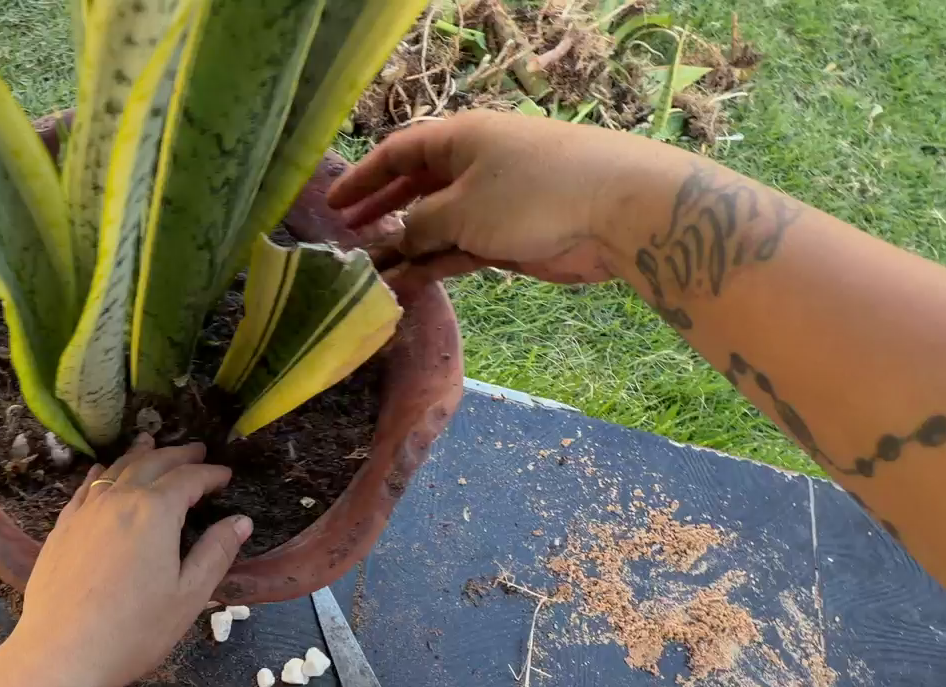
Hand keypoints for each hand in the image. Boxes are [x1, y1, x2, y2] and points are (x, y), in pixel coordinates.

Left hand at [7, 433, 251, 686]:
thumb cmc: (134, 631)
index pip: (188, 479)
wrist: (61, 654)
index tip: (225, 475)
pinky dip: (102, 473)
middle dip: (178, 455)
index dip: (210, 474)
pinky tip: (102, 472)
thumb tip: (240, 521)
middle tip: (197, 450)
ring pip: (116, 470)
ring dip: (139, 455)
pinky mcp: (62, 528)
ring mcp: (84, 512)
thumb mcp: (188, 596)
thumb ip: (216, 553)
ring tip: (151, 443)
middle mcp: (117, 500)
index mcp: (154, 512)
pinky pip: (85, 487)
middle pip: (151, 464)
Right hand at [327, 110, 682, 287]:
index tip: (332, 205)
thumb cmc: (531, 194)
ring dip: (402, 249)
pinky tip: (404, 286)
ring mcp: (487, 204)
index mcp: (459, 140)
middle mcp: (470, 168)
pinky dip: (430, 267)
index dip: (362, 179)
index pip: (398, 154)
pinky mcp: (502, 238)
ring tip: (369, 274)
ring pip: (432, 226)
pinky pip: (454, 251)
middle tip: (346, 237)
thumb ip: (418, 227)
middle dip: (378, 212)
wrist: (613, 212)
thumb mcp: (460, 208)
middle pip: (412, 189)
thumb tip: (397, 242)